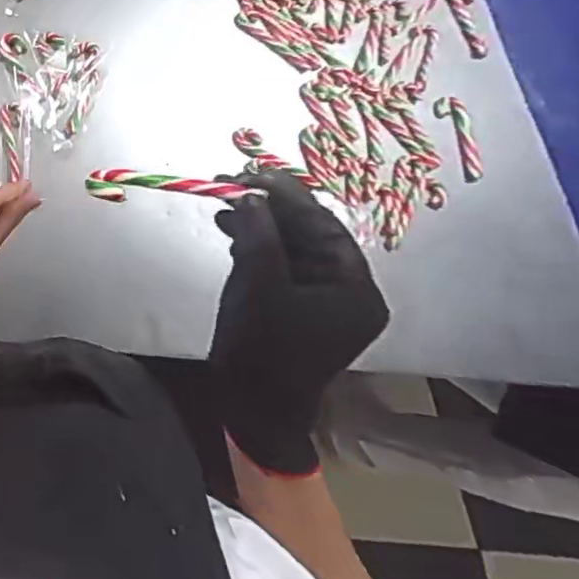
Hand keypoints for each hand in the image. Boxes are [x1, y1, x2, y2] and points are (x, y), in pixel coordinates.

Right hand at [211, 171, 387, 473]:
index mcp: (356, 289)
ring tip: (223, 203)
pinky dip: (253, 246)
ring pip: (290, 247)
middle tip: (232, 182)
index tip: (253, 172)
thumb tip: (248, 195)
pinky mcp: (292, 306)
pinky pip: (278, 265)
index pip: (324, 226)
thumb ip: (257, 235)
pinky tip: (229, 230)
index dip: (288, 196)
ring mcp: (318, 300)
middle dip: (269, 209)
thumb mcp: (259, 285)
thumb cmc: (263, 348)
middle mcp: (345, 291)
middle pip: (308, 234)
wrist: (250, 407)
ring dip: (257, 225)